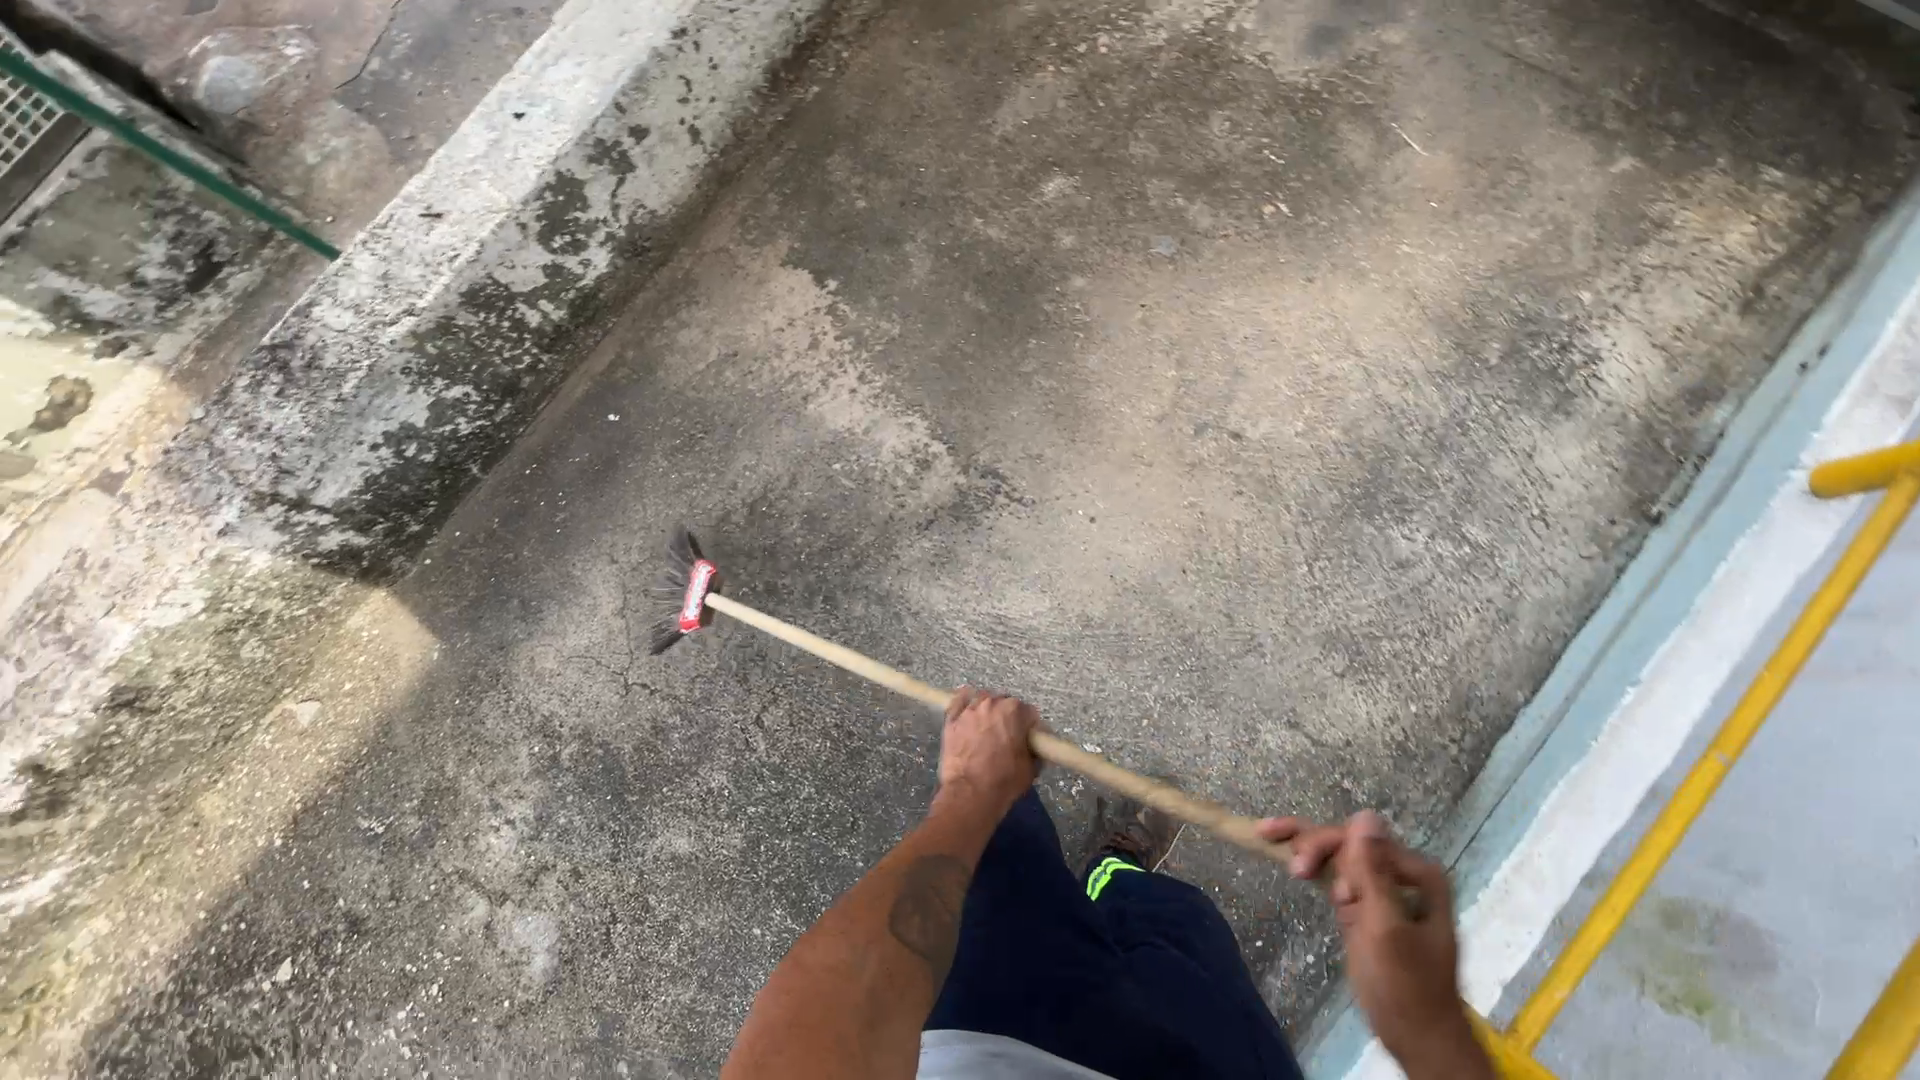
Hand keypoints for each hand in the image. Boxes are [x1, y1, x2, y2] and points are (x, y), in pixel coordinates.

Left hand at [936, 687, 1040, 816]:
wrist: (970, 793)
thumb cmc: (1005, 781)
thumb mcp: (1031, 767)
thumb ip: (1034, 749)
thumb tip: (1034, 747)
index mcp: (1015, 711)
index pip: (1029, 713)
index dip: (1030, 727)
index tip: (1028, 739)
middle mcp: (992, 703)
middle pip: (1005, 703)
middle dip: (1009, 717)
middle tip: (1008, 735)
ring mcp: (970, 709)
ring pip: (983, 700)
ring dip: (988, 710)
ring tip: (987, 726)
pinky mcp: (952, 719)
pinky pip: (959, 701)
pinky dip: (965, 702)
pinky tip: (968, 711)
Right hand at [1260, 812, 1492, 1079]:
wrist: (1418, 1037)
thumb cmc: (1406, 986)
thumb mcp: (1386, 926)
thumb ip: (1374, 871)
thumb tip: (1365, 815)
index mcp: (1417, 873)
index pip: (1360, 840)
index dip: (1325, 845)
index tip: (1295, 868)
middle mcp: (1402, 873)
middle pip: (1347, 843)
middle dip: (1312, 847)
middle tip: (1280, 857)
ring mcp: (1384, 890)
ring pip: (1338, 857)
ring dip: (1308, 854)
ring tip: (1275, 849)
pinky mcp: (1366, 907)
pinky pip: (1337, 877)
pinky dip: (1315, 870)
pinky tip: (1293, 863)